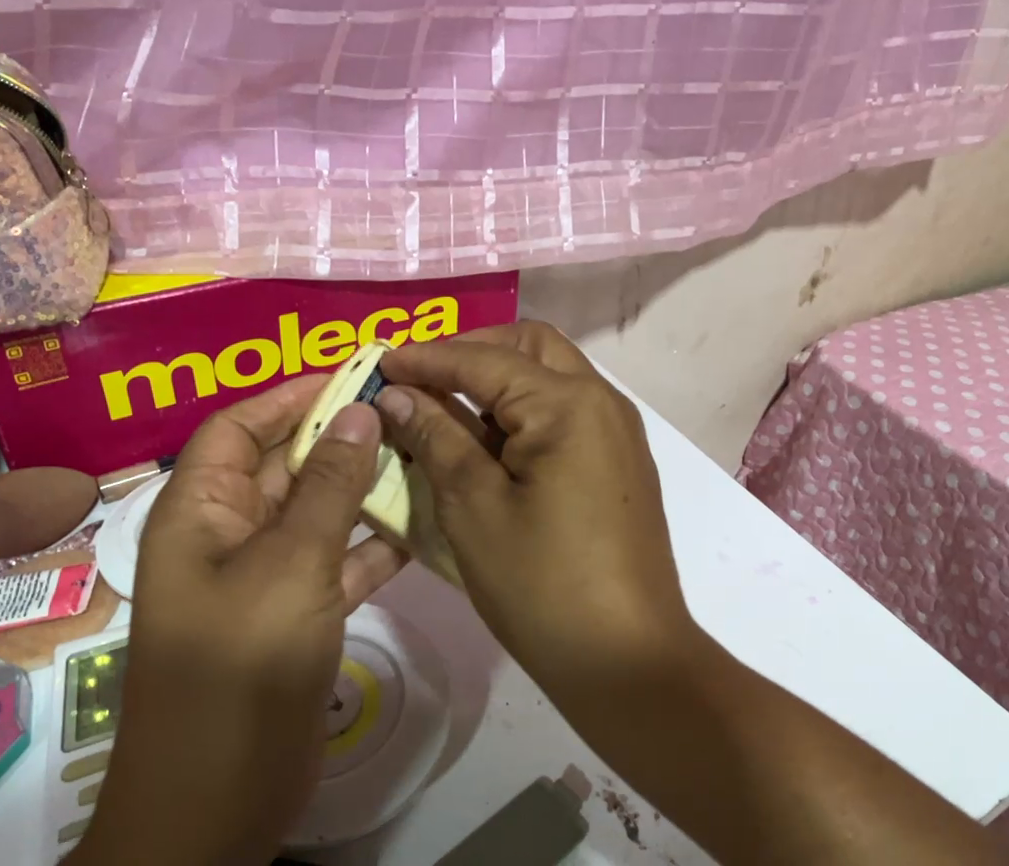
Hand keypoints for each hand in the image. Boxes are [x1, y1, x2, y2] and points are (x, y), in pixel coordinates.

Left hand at [76, 376, 404, 865]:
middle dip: (338, 438)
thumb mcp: (289, 563)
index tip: (355, 374)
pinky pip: (336, 563)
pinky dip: (372, 546)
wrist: (219, 798)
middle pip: (284, 466)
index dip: (291, 396)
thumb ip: (328, 486)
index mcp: (201, 511)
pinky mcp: (296, 617)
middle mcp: (228, 536)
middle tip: (406, 410)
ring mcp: (264, 579)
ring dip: (363, 490)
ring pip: (317, 514)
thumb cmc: (241, 663)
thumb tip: (361, 411)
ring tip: (424, 456)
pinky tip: (422, 527)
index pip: (239, 428)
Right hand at [375, 321, 700, 697]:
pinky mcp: (618, 465)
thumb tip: (400, 394)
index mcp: (568, 403)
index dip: (427, 357)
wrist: (629, 660)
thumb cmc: (542, 584)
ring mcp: (617, 434)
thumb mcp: (473, 506)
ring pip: (550, 378)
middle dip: (472, 353)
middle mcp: (602, 402)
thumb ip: (436, 437)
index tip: (379, 362)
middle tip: (422, 380)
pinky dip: (522, 415)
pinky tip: (485, 448)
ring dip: (498, 384)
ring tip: (444, 413)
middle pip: (530, 348)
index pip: (484, 359)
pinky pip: (565, 415)